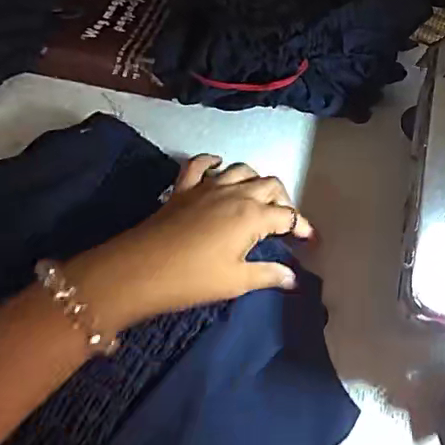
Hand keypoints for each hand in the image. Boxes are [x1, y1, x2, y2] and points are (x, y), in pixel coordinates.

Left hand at [62, 155, 312, 330]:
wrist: (136, 272)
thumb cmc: (191, 279)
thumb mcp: (235, 282)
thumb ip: (268, 275)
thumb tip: (293, 278)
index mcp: (253, 216)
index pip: (289, 216)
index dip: (303, 227)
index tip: (309, 239)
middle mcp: (236, 194)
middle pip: (271, 185)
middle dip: (284, 200)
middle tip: (284, 220)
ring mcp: (208, 188)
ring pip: (242, 169)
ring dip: (255, 179)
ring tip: (257, 196)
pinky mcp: (183, 189)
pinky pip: (200, 165)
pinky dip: (212, 162)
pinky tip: (218, 167)